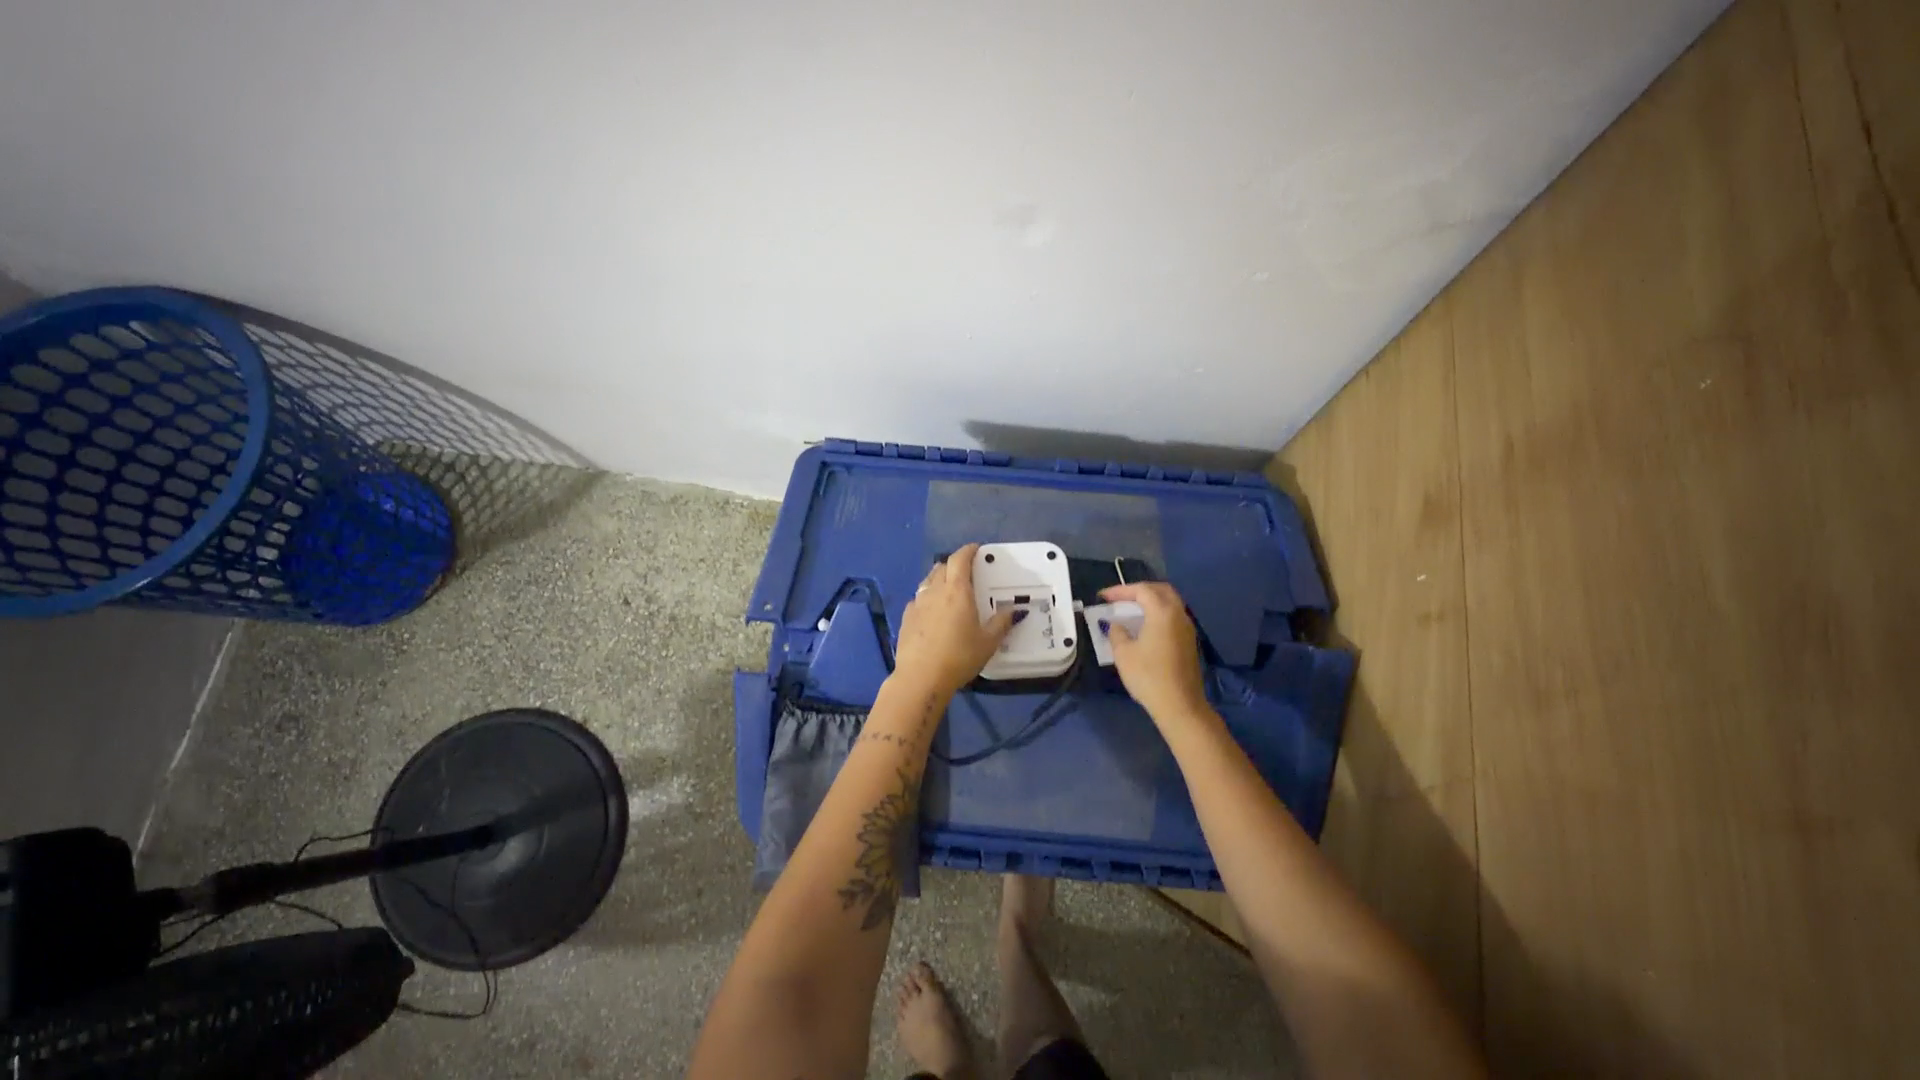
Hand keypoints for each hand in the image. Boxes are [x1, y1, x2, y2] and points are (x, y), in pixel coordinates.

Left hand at [893, 543, 1016, 699]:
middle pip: (942, 567)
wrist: (920, 677)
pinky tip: (931, 611)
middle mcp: (934, 591)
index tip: (976, 549)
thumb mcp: (988, 642)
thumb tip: (1016, 610)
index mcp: (956, 591)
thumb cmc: (959, 657)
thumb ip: (1002, 623)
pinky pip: (918, 599)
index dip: (968, 551)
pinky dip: (927, 598)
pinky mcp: (906, 618)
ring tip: (948, 588)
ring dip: (939, 579)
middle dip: (954, 564)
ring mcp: (917, 604)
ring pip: (927, 581)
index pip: (960, 560)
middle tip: (965, 571)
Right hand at [1099, 582, 1210, 729]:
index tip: (1103, 597)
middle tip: (1121, 598)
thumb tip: (1116, 624)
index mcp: (1162, 612)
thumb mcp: (1123, 654)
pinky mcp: (1189, 642)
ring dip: (1151, 602)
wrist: (1180, 705)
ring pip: (1170, 603)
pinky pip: (1173, 617)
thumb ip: (1117, 633)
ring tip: (1131, 611)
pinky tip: (1146, 627)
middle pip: (1161, 590)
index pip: (1142, 590)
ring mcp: (1188, 628)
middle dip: (1140, 591)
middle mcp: (1178, 615)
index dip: (1120, 590)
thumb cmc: (1148, 676)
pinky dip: (1158, 614)